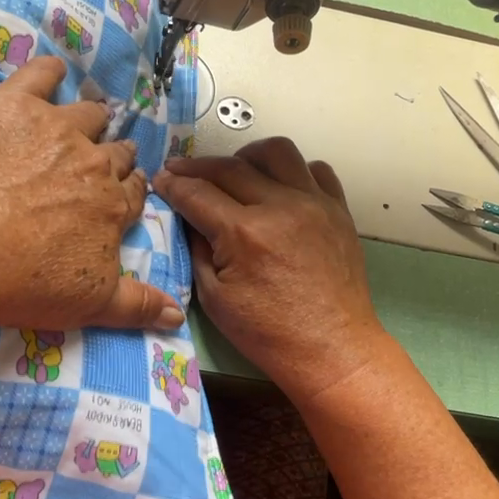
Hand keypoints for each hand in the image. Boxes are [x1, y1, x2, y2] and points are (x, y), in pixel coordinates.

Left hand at [0, 57, 181, 331]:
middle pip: (115, 151)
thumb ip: (137, 305)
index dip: (127, 191)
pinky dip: (49, 71)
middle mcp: (94, 162)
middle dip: (111, 156)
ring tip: (76, 123)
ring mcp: (57, 128)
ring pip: (87, 113)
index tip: (118, 194)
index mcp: (114, 207)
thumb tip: (178, 317)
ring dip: (87, 118)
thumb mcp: (88, 304)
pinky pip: (41, 74)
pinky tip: (51, 71)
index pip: (134, 191)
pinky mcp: (16, 104)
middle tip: (92, 164)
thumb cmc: (23, 283)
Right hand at [153, 137, 384, 404]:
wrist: (331, 347)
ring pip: (277, 151)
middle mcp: (280, 207)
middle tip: (182, 172)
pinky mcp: (338, 209)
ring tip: (235, 172)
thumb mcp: (214, 298)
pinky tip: (279, 188)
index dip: (173, 184)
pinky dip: (292, 171)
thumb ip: (198, 250)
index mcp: (244, 233)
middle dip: (198, 167)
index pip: (197, 193)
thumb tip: (189, 218)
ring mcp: (314, 203)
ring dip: (247, 157)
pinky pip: (315, 170)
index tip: (160, 179)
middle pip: (230, 167)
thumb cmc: (266, 333)